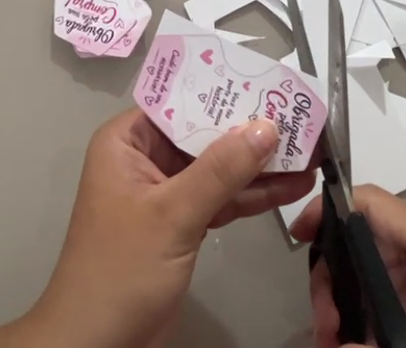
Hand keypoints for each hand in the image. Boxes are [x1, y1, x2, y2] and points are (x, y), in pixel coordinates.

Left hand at [0, 108, 315, 347]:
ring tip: (308, 150)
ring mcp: (165, 192)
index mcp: (127, 141)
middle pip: (203, 133)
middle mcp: (144, 158)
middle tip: (299, 116)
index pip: (179, 102)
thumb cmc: (121, 269)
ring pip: (217, 166)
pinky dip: (252, 194)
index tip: (267, 82)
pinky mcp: (181, 223)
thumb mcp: (173, 214)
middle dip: (249, 129)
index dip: (222, 92)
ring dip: (258, 163)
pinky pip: (221, 197)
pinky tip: (291, 186)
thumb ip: (221, 170)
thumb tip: (265, 126)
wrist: (97, 344)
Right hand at [293, 185, 405, 347]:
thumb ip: (374, 347)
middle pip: (376, 241)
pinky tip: (369, 342)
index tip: (301, 238)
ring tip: (340, 340)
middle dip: (340, 276)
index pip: (376, 204)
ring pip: (391, 268)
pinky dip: (383, 310)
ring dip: (359, 298)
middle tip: (323, 327)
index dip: (332, 209)